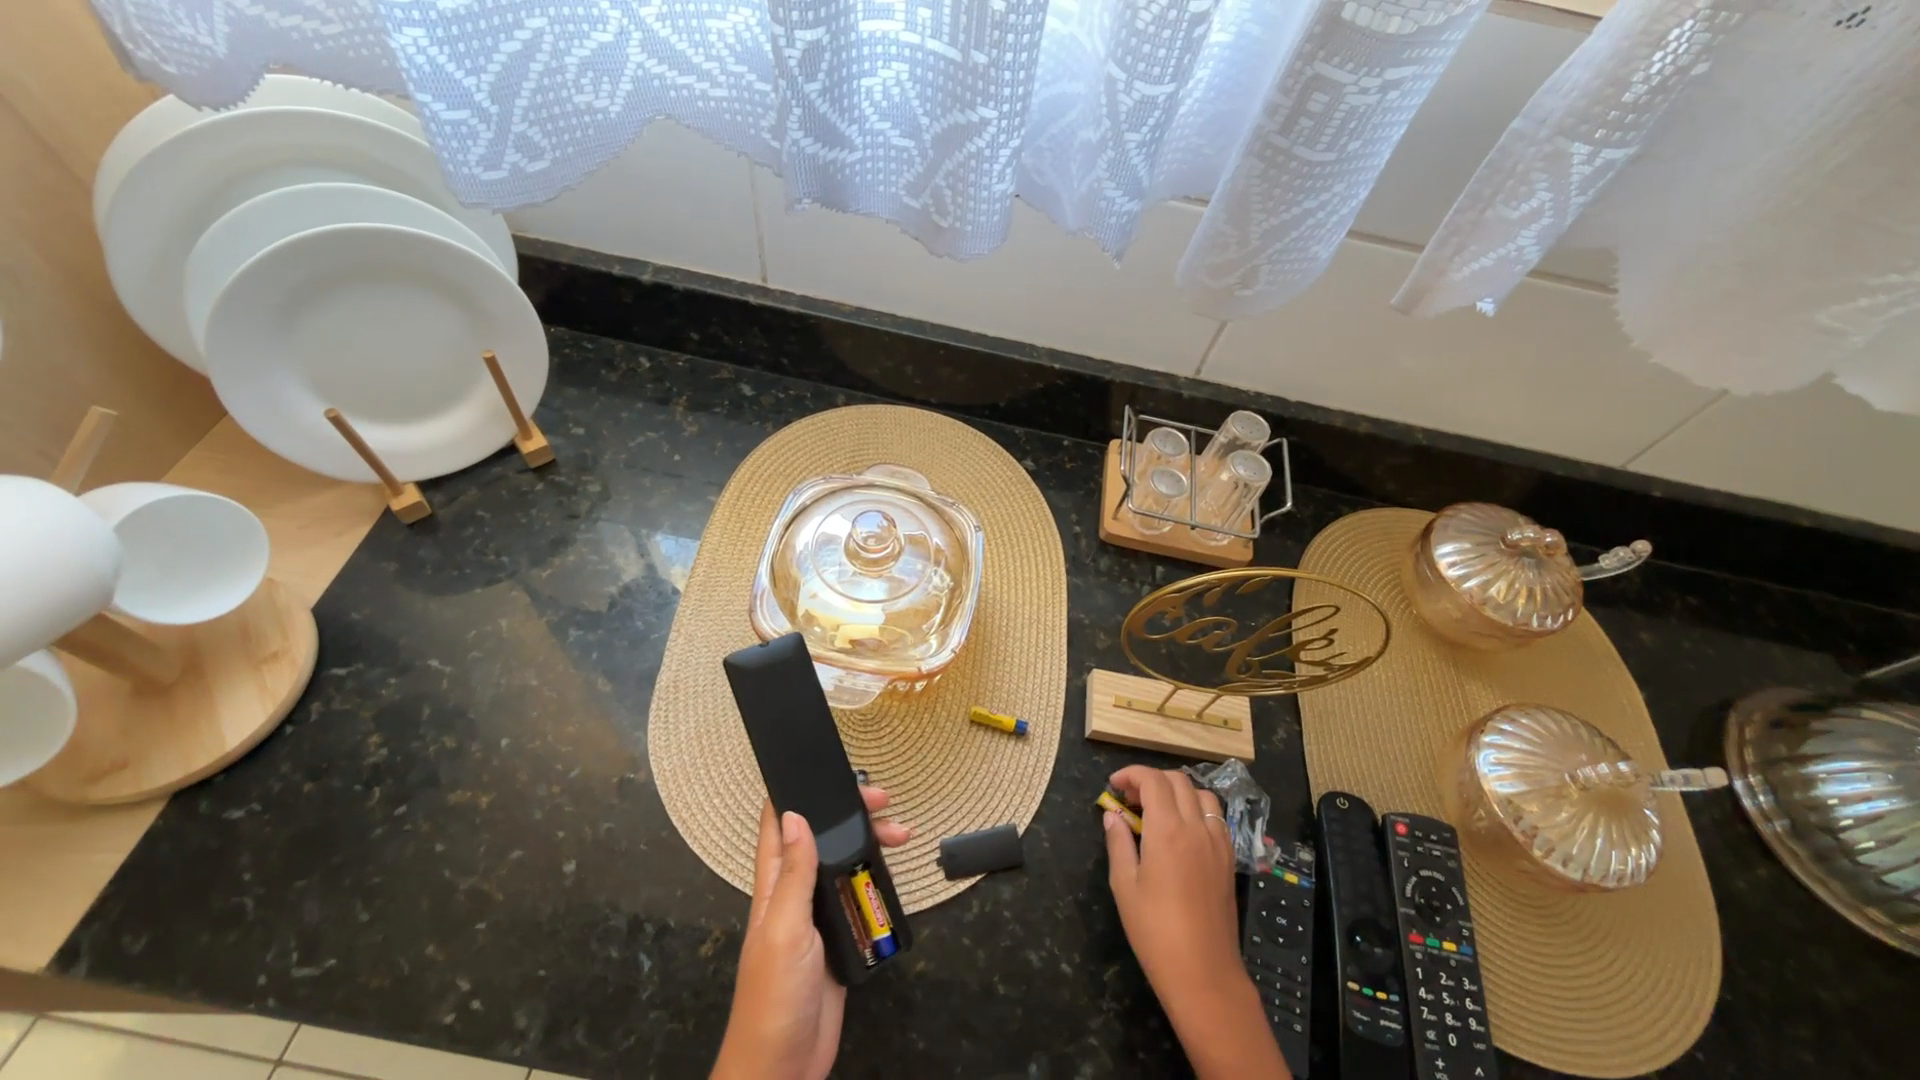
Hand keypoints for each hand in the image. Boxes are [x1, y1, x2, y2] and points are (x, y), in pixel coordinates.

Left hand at [712, 786, 909, 1079]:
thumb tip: (795, 815)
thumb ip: (793, 874)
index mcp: (773, 886)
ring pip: (846, 868)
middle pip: (823, 841)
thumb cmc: (774, 995)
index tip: (826, 771)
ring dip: (871, 848)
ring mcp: (818, 919)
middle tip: (883, 801)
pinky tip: (895, 877)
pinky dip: (879, 885)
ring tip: (902, 836)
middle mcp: (795, 896)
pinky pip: (861, 902)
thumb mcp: (784, 928)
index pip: (778, 827)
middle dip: (850, 816)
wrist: (784, 1063)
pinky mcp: (840, 941)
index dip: (797, 795)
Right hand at [1104, 766, 1288, 1079]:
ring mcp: (1218, 842)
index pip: (1153, 780)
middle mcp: (1197, 827)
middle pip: (1179, 780)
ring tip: (1157, 810)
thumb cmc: (1155, 931)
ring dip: (1177, 791)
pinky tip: (1182, 831)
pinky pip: (1216, 817)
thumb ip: (1118, 842)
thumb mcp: (1124, 885)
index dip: (1131, 774)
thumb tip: (1113, 815)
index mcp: (1168, 830)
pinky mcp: (1229, 859)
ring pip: (1202, 795)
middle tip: (1130, 799)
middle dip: (1151, 780)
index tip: (1113, 786)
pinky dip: (1197, 809)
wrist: (1204, 971)